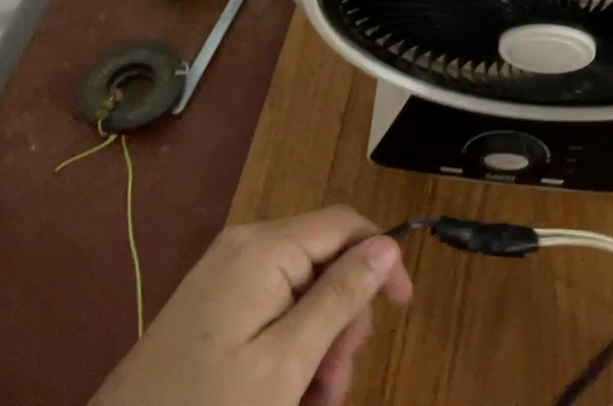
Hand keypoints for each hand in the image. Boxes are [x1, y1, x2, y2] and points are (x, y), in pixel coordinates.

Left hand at [91, 206, 413, 405]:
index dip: (382, 259)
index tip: (402, 309)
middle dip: (342, 321)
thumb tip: (388, 244)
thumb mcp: (288, 359)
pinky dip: (291, 346)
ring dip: (319, 344)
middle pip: (326, 262)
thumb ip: (340, 297)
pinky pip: (275, 308)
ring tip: (310, 399)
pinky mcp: (217, 302)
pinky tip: (287, 393)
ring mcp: (228, 274)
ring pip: (305, 292)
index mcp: (265, 247)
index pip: (346, 224)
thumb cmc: (210, 405)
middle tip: (336, 381)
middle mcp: (247, 246)